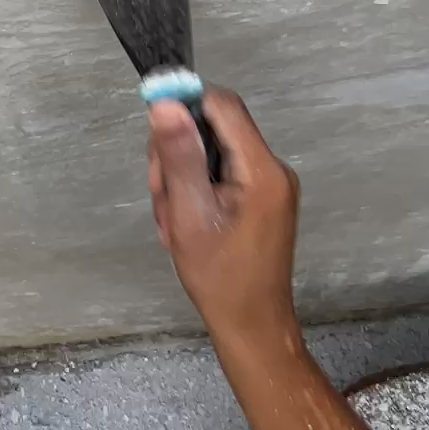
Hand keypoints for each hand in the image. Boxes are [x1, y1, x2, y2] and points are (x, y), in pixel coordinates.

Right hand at [147, 87, 301, 341]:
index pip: (222, 104)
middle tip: (161, 192)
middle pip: (214, 126)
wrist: (251, 327)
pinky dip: (196, 186)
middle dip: (178, 151)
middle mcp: (273, 167)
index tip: (155, 130)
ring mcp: (270, 182)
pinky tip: (186, 218)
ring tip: (173, 215)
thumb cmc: (218, 275)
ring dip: (182, 174)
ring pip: (213, 149)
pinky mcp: (262, 195)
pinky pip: (222, 170)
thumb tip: (164, 101)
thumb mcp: (188, 213)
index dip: (185, 104)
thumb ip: (178, 155)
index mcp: (261, 168)